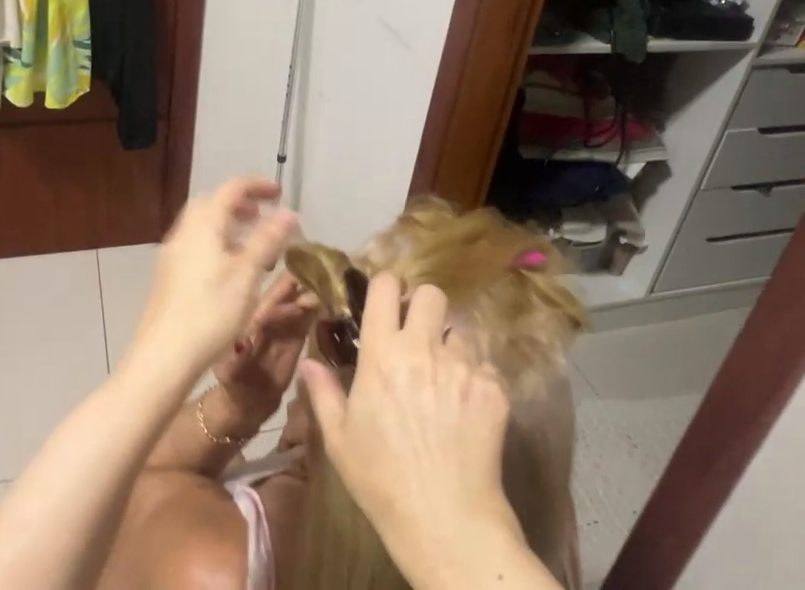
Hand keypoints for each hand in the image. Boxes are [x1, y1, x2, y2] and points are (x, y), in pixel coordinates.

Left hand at [130, 177, 298, 380]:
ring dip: (228, 225)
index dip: (257, 186)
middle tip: (263, 216)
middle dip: (240, 203)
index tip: (280, 194)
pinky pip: (196, 246)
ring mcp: (172, 256)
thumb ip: (268, 240)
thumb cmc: (210, 312)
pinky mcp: (168, 278)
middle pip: (211, 204)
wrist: (164, 357)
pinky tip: (230, 271)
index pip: (231, 189)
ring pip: (202, 226)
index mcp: (202, 226)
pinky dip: (217, 243)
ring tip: (252, 245)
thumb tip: (288, 213)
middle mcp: (183, 234)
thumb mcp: (247, 275)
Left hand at [213, 273, 318, 424]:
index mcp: (248, 319)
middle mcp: (266, 315)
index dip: (284, 298)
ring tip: (333, 288)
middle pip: (286, 292)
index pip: (268, 302)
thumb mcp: (229, 373)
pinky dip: (320, 308)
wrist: (247, 402)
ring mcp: (282, 324)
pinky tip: (334, 303)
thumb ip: (235, 360)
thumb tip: (243, 344)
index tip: (302, 299)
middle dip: (302, 282)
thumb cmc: (233, 385)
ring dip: (315, 293)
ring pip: (300, 301)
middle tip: (325, 277)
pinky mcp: (296, 335)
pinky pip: (308, 317)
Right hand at [299, 274, 517, 566]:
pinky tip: (465, 408)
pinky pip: (484, 364)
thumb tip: (309, 362)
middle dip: (423, 307)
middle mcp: (424, 349)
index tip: (384, 303)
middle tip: (418, 335)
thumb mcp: (340, 439)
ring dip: (450, 345)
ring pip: (460, 330)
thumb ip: (324, 392)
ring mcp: (464, 366)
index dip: (385, 287)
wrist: (445, 517)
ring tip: (444, 379)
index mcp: (382, 354)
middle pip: (432, 293)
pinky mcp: (494, 387)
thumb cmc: (381, 479)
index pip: (385, 287)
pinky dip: (475, 378)